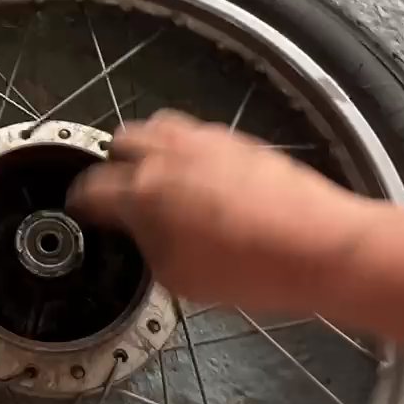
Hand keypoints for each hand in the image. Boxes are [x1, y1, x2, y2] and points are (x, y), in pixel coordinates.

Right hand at [66, 110, 387, 312]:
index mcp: (143, 192)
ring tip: (155, 174)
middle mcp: (167, 155)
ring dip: (146, 148)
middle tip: (119, 190)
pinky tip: (197, 174)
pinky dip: (181, 148)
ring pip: (155, 127)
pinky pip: (192, 132)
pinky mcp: (235, 138)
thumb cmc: (252, 271)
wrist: (323, 247)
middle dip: (112, 165)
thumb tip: (139, 230)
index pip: (91, 187)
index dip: (79, 200)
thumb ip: (146, 244)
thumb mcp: (178, 276)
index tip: (81, 208)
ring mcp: (203, 140)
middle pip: (119, 142)